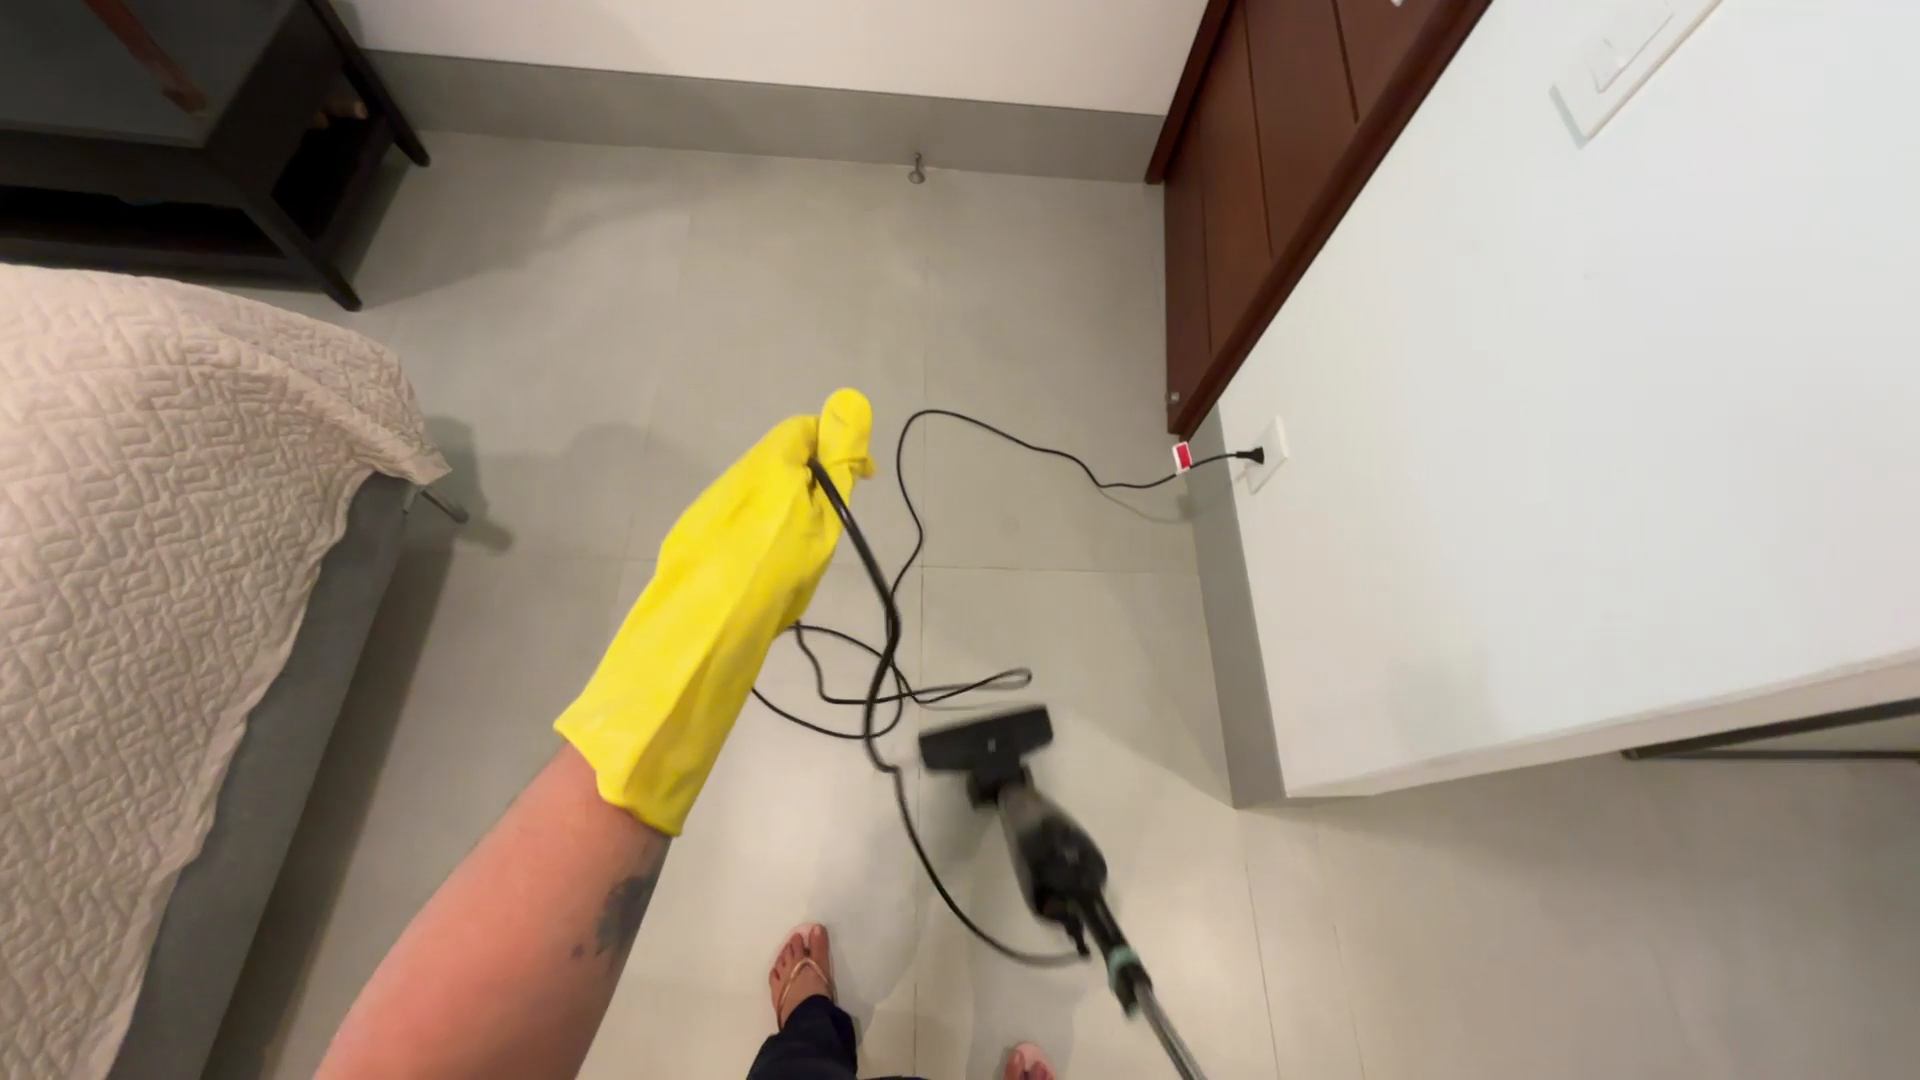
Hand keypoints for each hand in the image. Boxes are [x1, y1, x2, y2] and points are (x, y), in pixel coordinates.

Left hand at [554, 390, 874, 835]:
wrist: (701, 636)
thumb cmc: (773, 575)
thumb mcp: (820, 521)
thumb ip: (836, 467)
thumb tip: (850, 407)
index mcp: (765, 467)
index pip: (804, 429)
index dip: (837, 447)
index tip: (862, 481)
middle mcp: (733, 480)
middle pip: (783, 462)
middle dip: (814, 487)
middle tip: (828, 532)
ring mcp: (709, 510)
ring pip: (764, 495)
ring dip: (791, 512)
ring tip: (798, 559)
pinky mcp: (695, 538)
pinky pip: (743, 523)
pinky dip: (766, 536)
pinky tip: (767, 571)